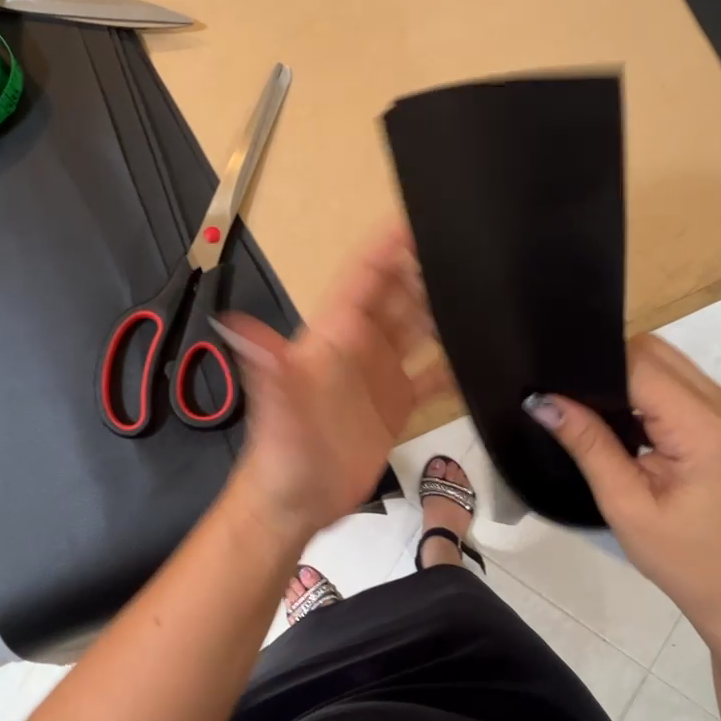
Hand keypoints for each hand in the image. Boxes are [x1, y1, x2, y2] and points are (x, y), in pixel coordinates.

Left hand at [215, 224, 451, 546]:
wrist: (293, 504)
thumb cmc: (281, 456)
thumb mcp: (276, 409)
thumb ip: (268, 368)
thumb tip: (236, 323)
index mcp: (333, 334)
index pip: (364, 275)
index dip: (388, 244)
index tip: (419, 216)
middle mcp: (359, 345)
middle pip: (398, 292)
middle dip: (427, 265)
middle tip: (469, 244)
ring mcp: (380, 373)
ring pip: (417, 325)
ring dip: (443, 305)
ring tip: (485, 286)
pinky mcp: (397, 403)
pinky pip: (433, 372)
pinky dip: (455, 361)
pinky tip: (483, 353)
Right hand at [524, 334, 720, 636]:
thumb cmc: (682, 557)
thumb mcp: (624, 504)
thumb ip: (587, 444)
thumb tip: (541, 400)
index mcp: (704, 429)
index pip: (640, 366)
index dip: (594, 366)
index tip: (553, 379)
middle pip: (655, 352)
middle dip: (608, 365)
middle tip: (567, 395)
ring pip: (667, 361)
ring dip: (627, 376)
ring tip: (591, 408)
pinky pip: (678, 381)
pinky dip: (645, 388)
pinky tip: (623, 419)